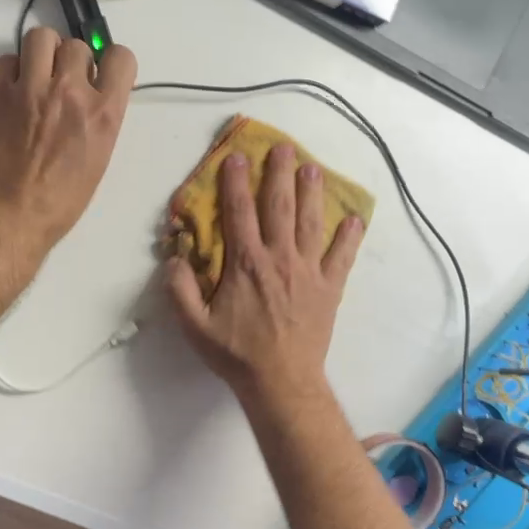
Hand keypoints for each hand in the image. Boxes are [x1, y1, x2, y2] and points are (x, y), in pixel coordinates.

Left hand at [0, 27, 137, 248]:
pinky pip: (7, 59)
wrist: (13, 215)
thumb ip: (100, 123)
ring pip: (41, 37)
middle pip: (77, 45)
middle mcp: (70, 92)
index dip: (112, 63)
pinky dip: (12, 70)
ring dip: (43, 52)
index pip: (122, 58)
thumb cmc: (61, 203)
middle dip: (73, 61)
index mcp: (103, 114)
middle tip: (63, 85)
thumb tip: (91, 102)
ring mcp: (32, 89)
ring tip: (38, 76)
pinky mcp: (0, 93)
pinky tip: (14, 90)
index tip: (101, 77)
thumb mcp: (98, 162)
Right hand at [166, 144, 363, 407]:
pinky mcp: (328, 289)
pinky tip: (354, 219)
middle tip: (282, 147)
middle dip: (279, 173)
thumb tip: (174, 257)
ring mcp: (308, 271)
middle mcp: (279, 258)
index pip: (238, 213)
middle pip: (280, 206)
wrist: (281, 381)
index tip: (236, 157)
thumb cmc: (236, 354)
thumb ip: (180, 288)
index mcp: (245, 263)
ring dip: (312, 193)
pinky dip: (348, 237)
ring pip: (311, 222)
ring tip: (313, 168)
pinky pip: (341, 257)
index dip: (235, 182)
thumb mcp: (194, 325)